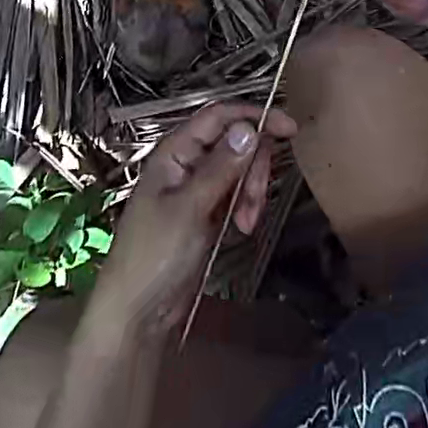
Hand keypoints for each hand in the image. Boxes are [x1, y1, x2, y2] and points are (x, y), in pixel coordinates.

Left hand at [89, 103, 298, 339]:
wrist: (138, 311)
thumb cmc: (153, 256)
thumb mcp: (189, 208)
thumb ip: (220, 167)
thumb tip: (248, 128)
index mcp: (174, 152)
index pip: (218, 117)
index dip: (253, 116)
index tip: (289, 128)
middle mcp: (186, 163)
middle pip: (235, 143)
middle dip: (253, 168)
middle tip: (255, 201)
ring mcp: (197, 188)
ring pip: (239, 170)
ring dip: (251, 192)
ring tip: (246, 224)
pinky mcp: (206, 212)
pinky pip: (236, 195)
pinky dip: (245, 208)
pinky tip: (242, 229)